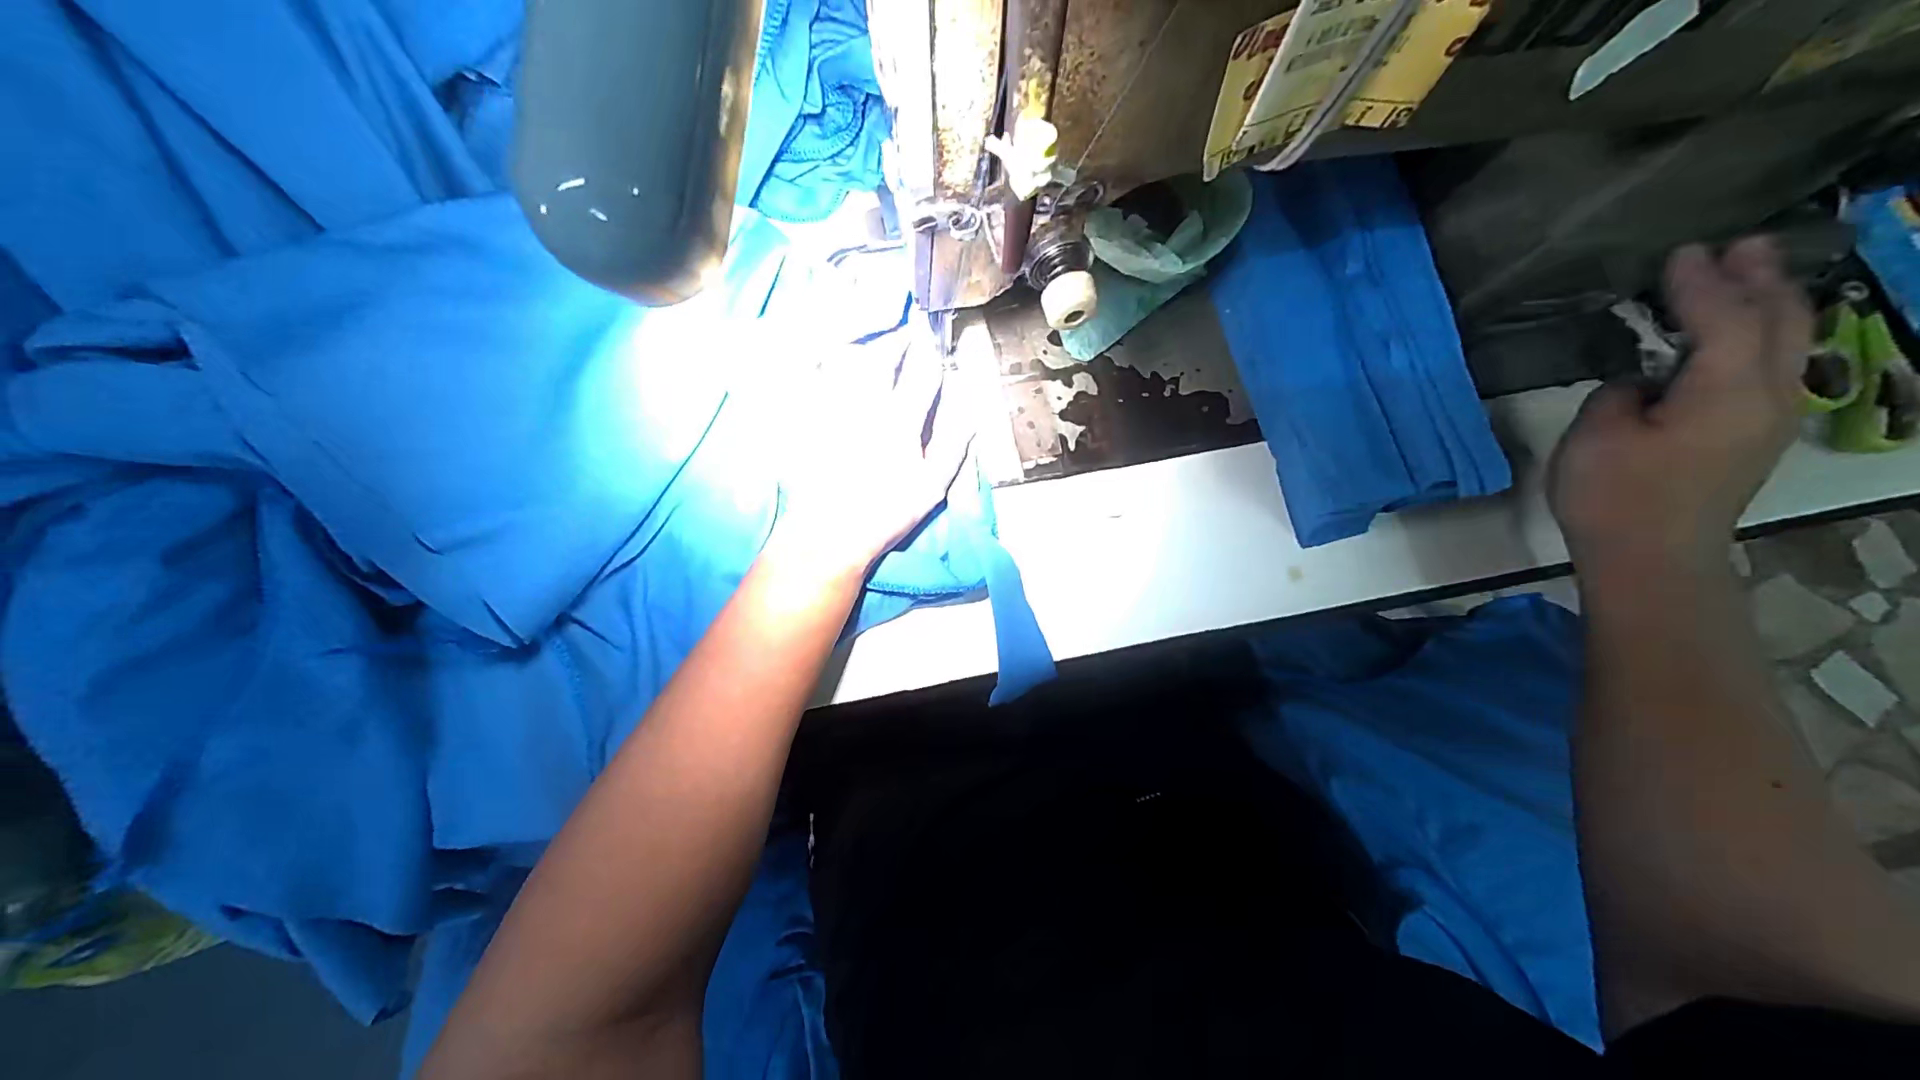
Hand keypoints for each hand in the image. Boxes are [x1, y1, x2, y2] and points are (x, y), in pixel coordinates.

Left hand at [765, 330, 973, 579]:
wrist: (828, 533)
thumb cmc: (885, 513)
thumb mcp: (933, 484)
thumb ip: (954, 440)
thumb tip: (969, 406)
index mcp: (899, 422)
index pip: (922, 372)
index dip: (932, 352)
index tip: (936, 343)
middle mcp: (864, 406)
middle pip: (881, 355)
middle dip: (897, 340)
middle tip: (906, 336)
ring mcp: (831, 409)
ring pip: (846, 361)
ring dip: (864, 347)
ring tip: (873, 347)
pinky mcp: (808, 417)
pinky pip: (817, 378)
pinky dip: (830, 366)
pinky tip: (837, 368)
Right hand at [1549, 238, 1812, 575]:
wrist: (1652, 558)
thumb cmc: (1615, 496)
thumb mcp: (1595, 436)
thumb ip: (1622, 393)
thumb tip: (1643, 384)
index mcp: (1727, 391)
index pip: (1726, 318)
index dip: (1702, 283)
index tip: (1682, 252)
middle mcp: (1767, 396)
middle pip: (1780, 321)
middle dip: (1760, 280)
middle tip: (1740, 246)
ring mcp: (1769, 419)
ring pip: (1786, 343)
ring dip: (1767, 304)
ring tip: (1745, 278)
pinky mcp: (1754, 438)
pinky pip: (1771, 367)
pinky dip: (1758, 336)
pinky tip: (1736, 335)